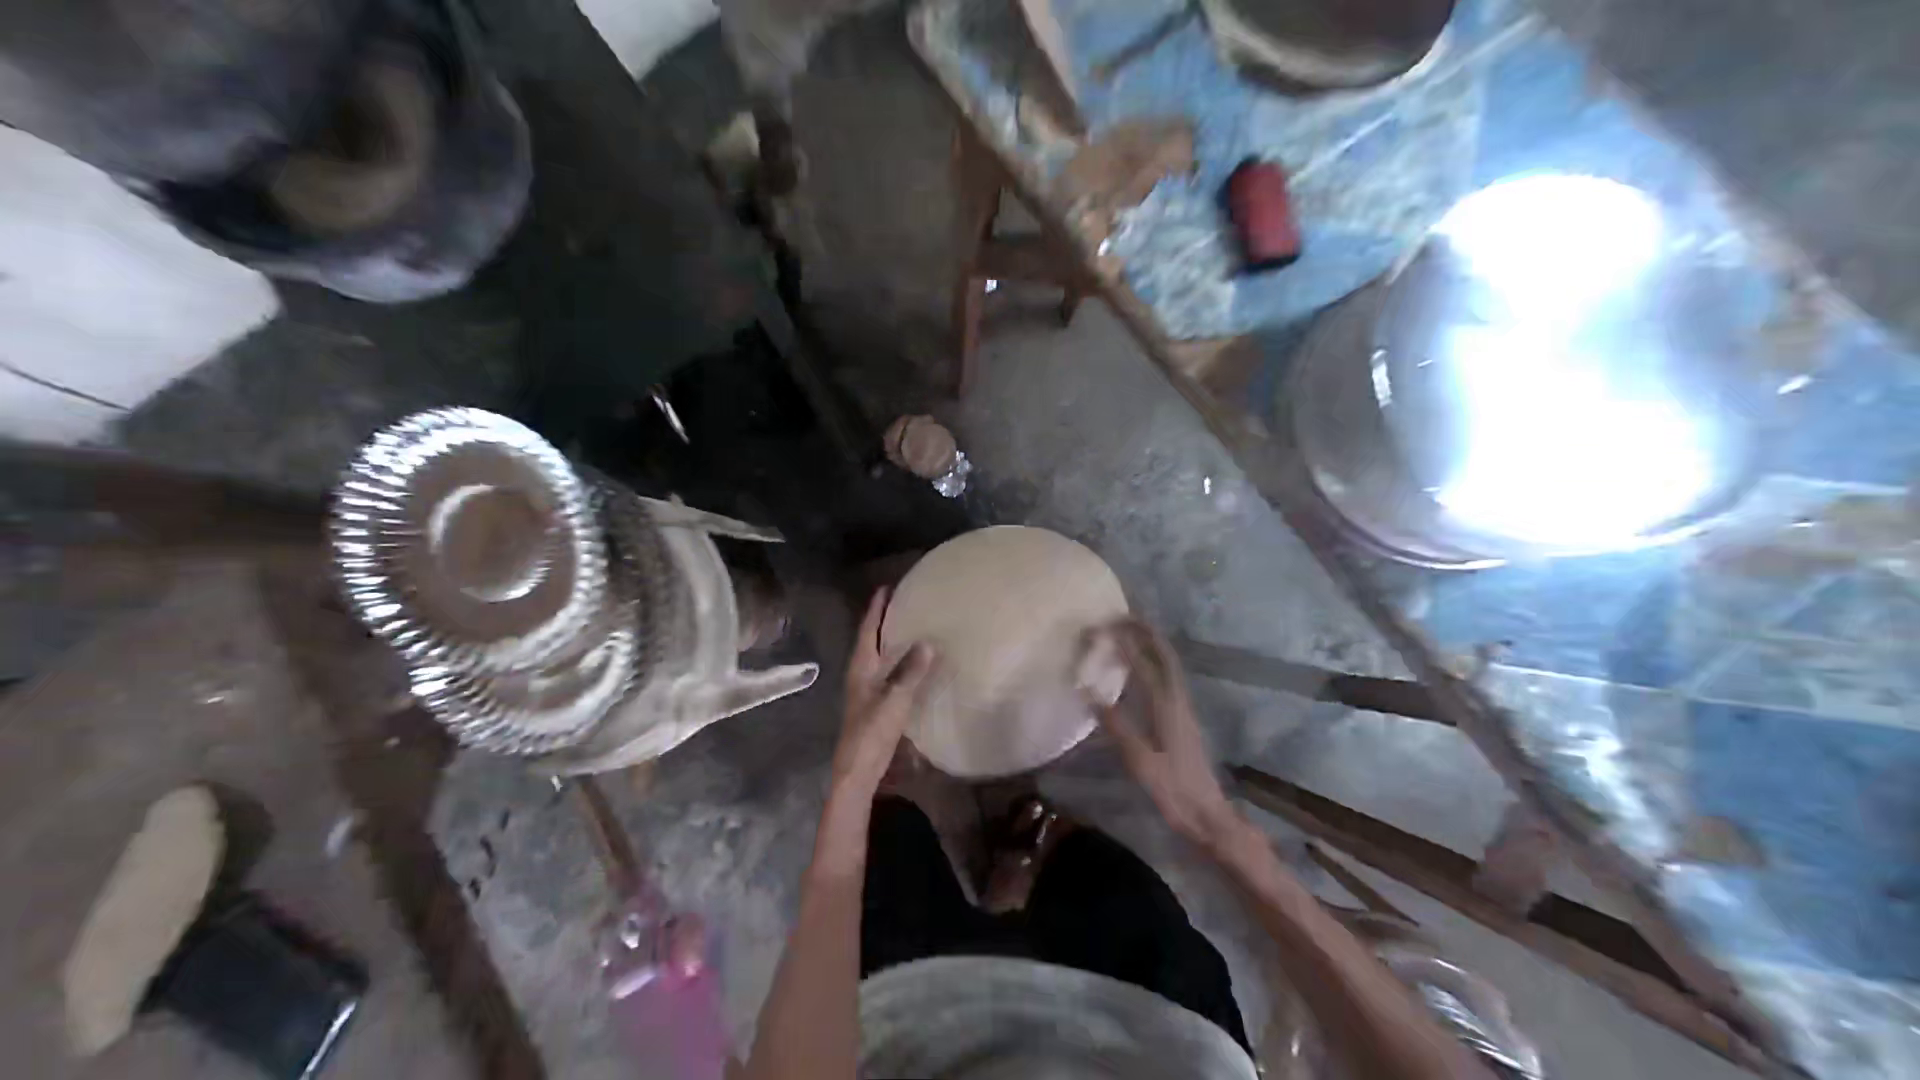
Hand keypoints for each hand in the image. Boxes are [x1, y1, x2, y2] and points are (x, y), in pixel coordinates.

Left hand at [833, 587, 936, 796]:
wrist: (859, 769)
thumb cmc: (872, 731)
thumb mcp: (894, 699)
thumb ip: (911, 671)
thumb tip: (928, 642)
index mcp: (861, 667)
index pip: (868, 630)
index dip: (876, 609)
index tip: (886, 587)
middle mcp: (862, 674)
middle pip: (873, 640)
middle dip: (885, 621)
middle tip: (904, 601)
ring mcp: (868, 690)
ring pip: (881, 657)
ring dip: (893, 641)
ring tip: (913, 625)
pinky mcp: (877, 705)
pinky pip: (890, 673)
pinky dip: (901, 662)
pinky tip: (917, 664)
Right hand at [1088, 619, 1244, 850]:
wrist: (1207, 815)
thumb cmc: (1172, 790)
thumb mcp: (1139, 760)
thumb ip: (1116, 724)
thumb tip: (1089, 691)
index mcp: (1167, 705)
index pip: (1143, 662)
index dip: (1122, 641)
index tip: (1100, 626)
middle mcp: (1178, 699)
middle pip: (1163, 653)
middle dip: (1142, 630)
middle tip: (1117, 615)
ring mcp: (1183, 707)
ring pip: (1168, 663)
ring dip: (1149, 642)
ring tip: (1127, 630)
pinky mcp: (1182, 717)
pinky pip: (1167, 676)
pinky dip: (1152, 660)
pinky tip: (1139, 667)